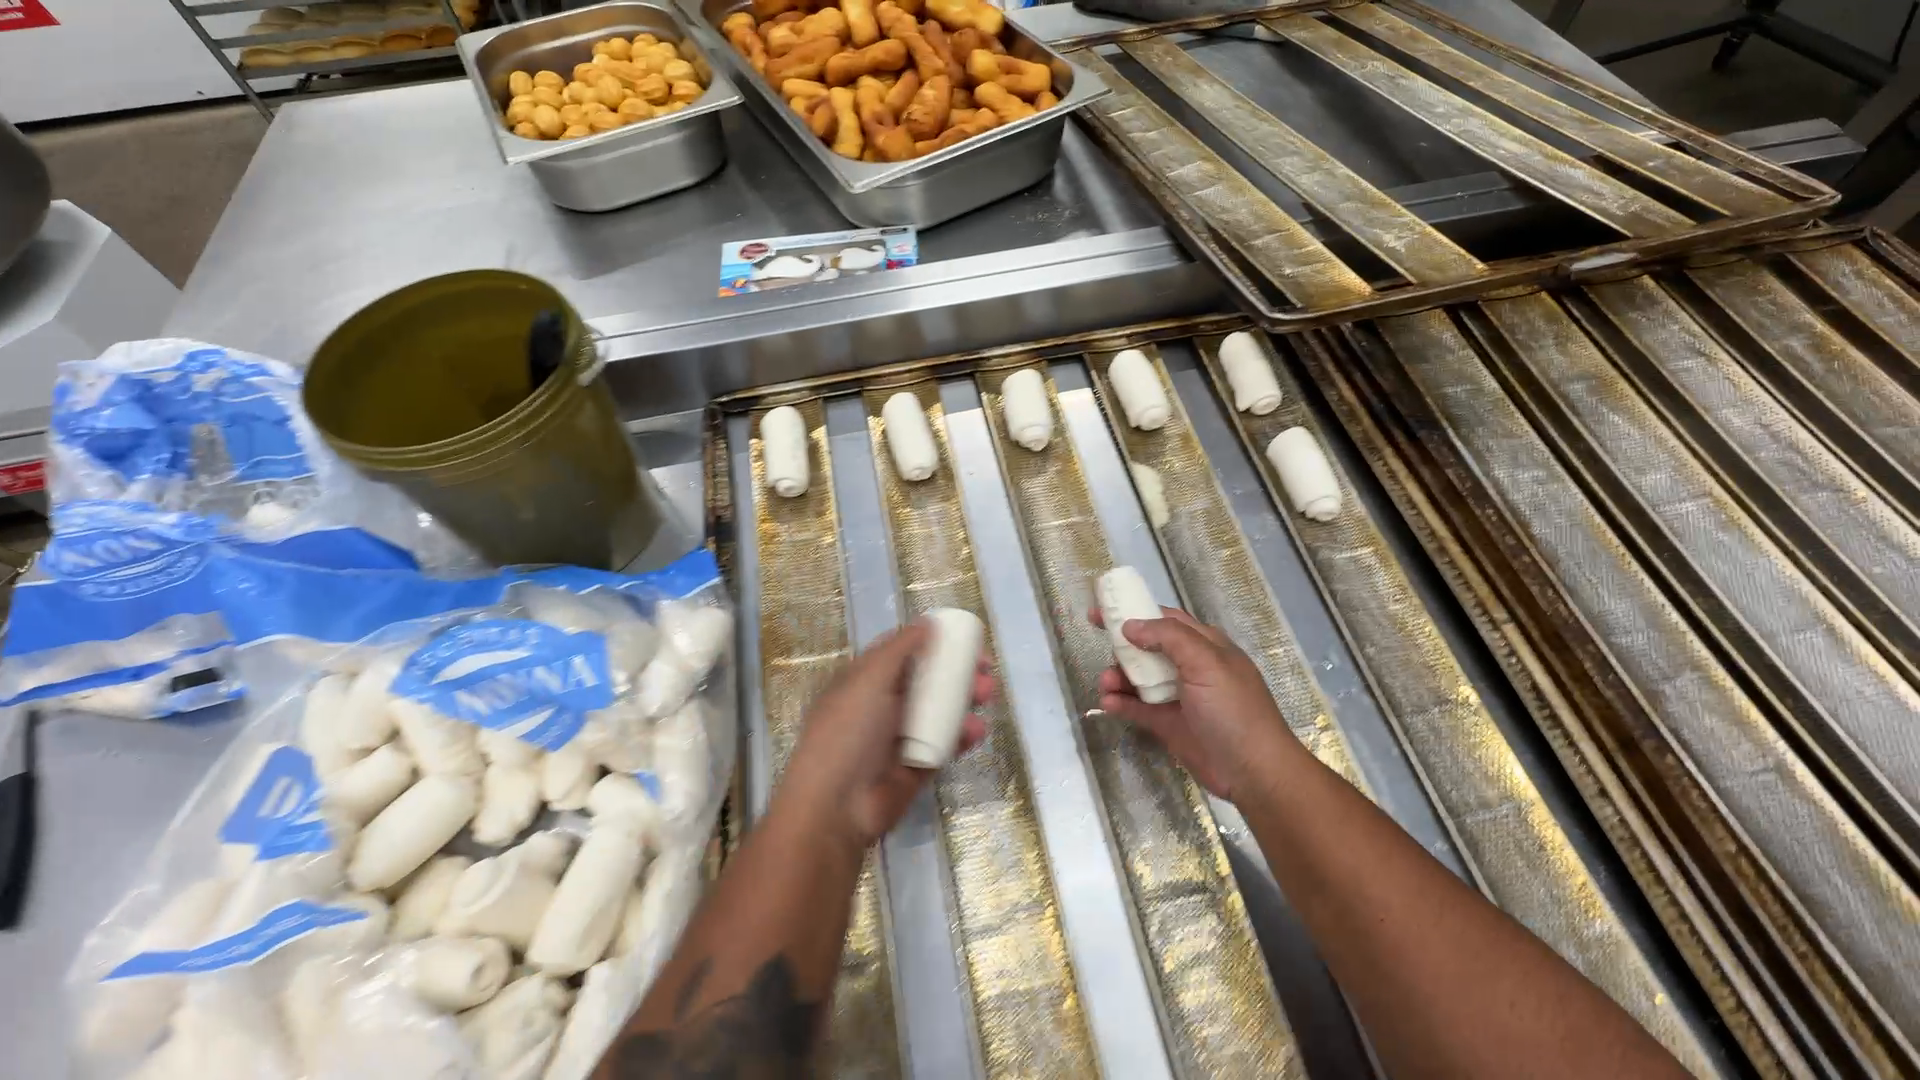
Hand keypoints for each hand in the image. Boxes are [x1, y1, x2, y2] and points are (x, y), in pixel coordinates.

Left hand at [779, 618, 992, 847]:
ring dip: (965, 701)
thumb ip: (901, 649)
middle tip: (985, 670)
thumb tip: (928, 622)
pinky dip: (962, 735)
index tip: (964, 638)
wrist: (837, 806)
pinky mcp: (918, 765)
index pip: (902, 652)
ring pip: (940, 711)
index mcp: (864, 680)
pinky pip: (945, 744)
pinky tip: (977, 732)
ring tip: (988, 697)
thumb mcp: (868, 680)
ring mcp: (901, 736)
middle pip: (927, 680)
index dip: (933, 642)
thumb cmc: (847, 733)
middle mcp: (882, 704)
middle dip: (957, 672)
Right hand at [1090, 606, 1294, 800]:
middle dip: (1123, 649)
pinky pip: (1138, 707)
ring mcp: (1178, 697)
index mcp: (1205, 646)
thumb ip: (1169, 638)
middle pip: (1148, 649)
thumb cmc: (1233, 709)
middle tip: (1101, 650)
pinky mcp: (1168, 723)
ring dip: (1119, 677)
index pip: (1165, 620)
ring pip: (1139, 679)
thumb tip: (1131, 626)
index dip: (1134, 613)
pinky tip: (1108, 703)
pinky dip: (1121, 703)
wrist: (1252, 770)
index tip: (1101, 613)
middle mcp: (1190, 667)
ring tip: (1106, 684)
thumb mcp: (1206, 663)